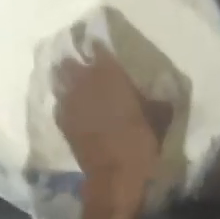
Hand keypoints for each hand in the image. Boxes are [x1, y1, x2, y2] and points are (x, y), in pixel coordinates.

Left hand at [54, 34, 162, 218]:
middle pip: (71, 62)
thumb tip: (160, 92)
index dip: (96, 45)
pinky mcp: (62, 122)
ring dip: (64, 77)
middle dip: (75, 59)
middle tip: (81, 60)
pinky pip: (59, 103)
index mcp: (110, 76)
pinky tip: (69, 104)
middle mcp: (86, 84)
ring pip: (59, 80)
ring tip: (69, 77)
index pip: (98, 50)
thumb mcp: (159, 117)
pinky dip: (63, 101)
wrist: (114, 175)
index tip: (97, 43)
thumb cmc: (141, 142)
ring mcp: (71, 103)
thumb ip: (158, 100)